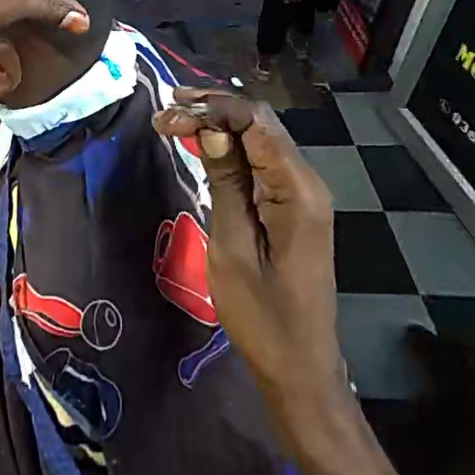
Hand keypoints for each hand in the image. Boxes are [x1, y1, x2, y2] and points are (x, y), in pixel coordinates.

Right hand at [152, 89, 343, 413]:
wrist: (299, 366)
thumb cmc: (262, 315)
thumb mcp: (232, 246)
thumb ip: (225, 182)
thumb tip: (210, 129)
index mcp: (298, 190)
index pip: (256, 122)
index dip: (212, 108)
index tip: (169, 114)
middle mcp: (307, 181)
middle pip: (260, 122)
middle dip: (214, 108)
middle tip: (167, 109)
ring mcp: (302, 192)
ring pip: (260, 137)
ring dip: (220, 123)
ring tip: (176, 117)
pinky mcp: (293, 204)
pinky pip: (261, 160)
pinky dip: (231, 146)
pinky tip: (203, 142)